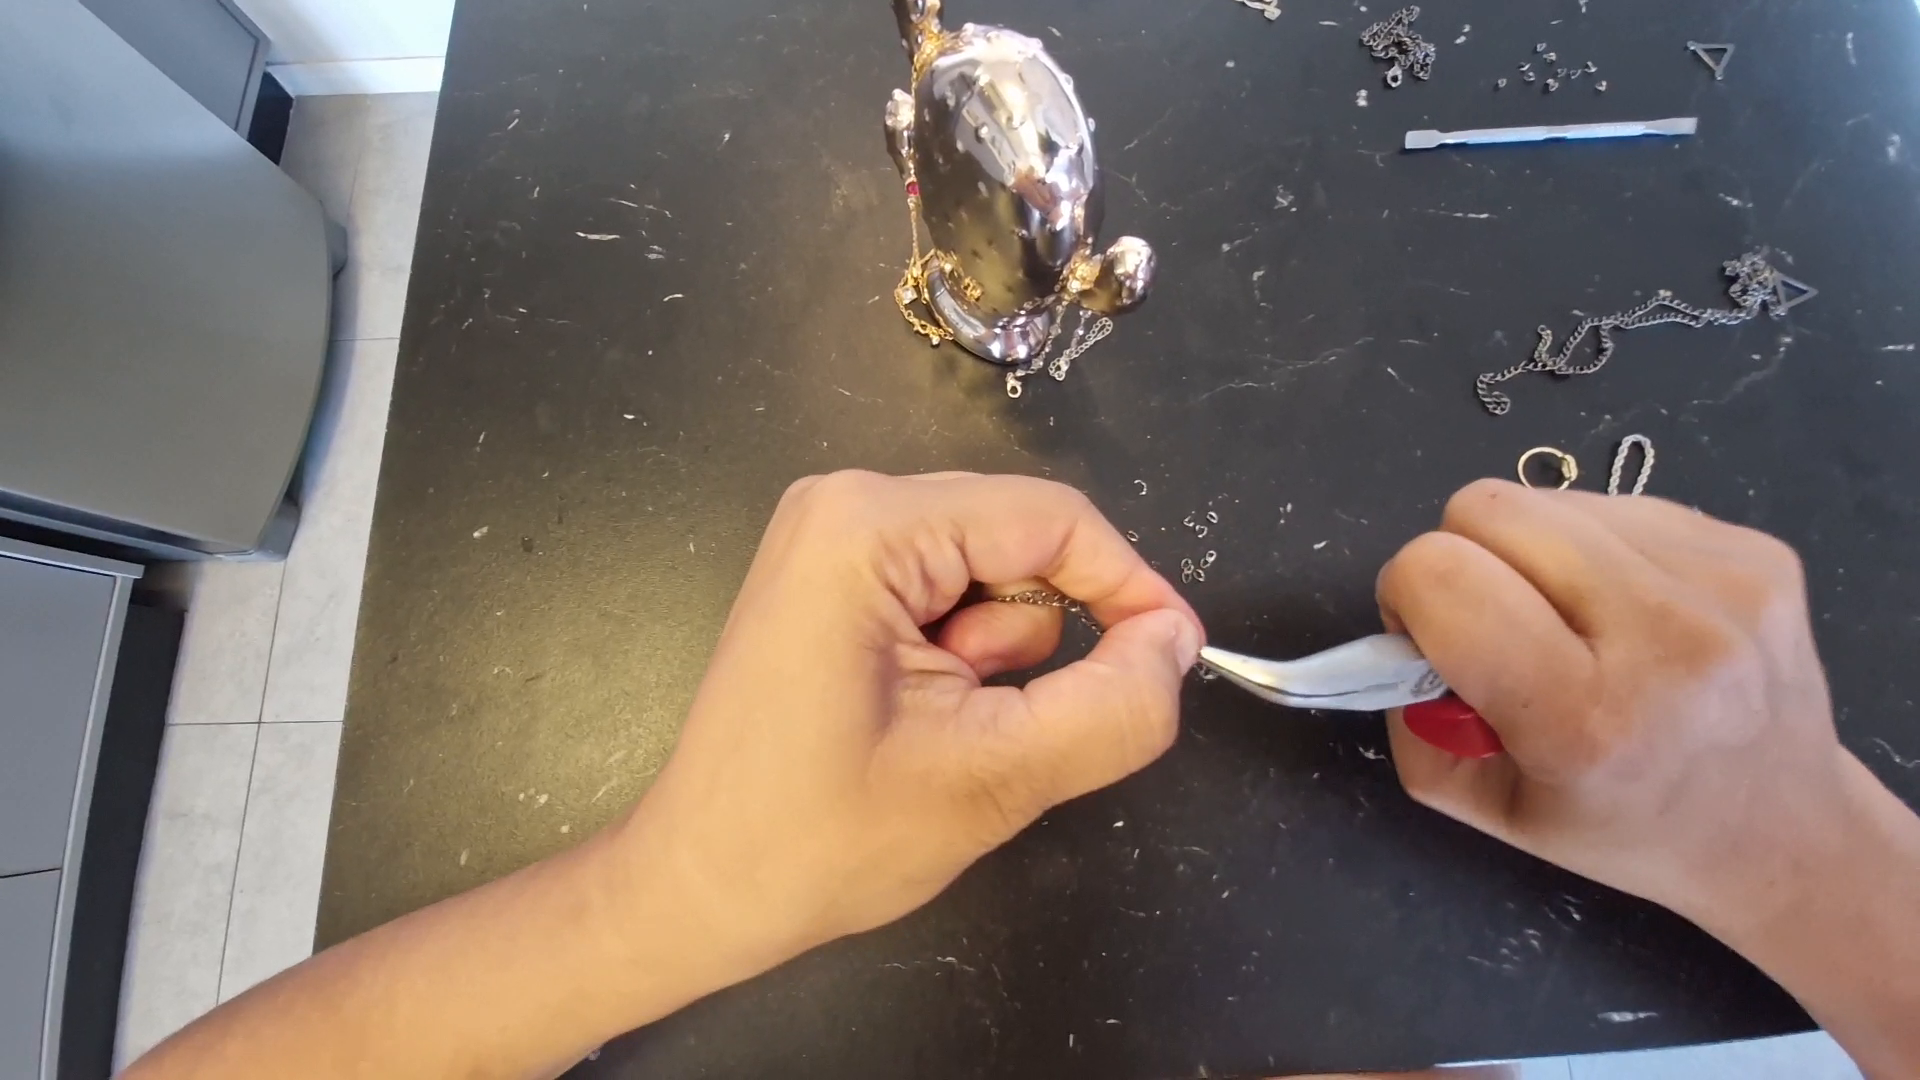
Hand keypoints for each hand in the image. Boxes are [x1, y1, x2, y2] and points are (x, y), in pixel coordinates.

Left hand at [616, 471, 1202, 976]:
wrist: (700, 884)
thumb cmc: (822, 839)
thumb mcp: (992, 779)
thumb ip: (1114, 707)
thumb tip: (1175, 639)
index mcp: (869, 526)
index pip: (1051, 518)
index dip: (1130, 585)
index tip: (1173, 657)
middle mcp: (846, 502)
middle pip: (1018, 540)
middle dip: (1034, 638)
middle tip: (992, 724)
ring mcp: (833, 534)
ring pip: (989, 571)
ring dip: (992, 654)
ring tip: (936, 722)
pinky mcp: (834, 572)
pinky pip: (947, 591)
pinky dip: (960, 653)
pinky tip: (913, 708)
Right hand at [1375, 479, 1850, 931]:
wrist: (1782, 835)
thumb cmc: (1607, 823)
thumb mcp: (1470, 796)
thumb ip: (1404, 712)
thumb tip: (1403, 632)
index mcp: (1580, 714)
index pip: (1438, 574)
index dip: (1404, 593)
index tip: (1425, 637)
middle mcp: (1664, 635)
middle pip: (1483, 510)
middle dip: (1453, 555)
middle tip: (1484, 616)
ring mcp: (1721, 582)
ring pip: (1537, 497)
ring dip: (1517, 548)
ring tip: (1555, 612)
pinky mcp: (1757, 550)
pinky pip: (1604, 504)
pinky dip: (1579, 545)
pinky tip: (1610, 604)